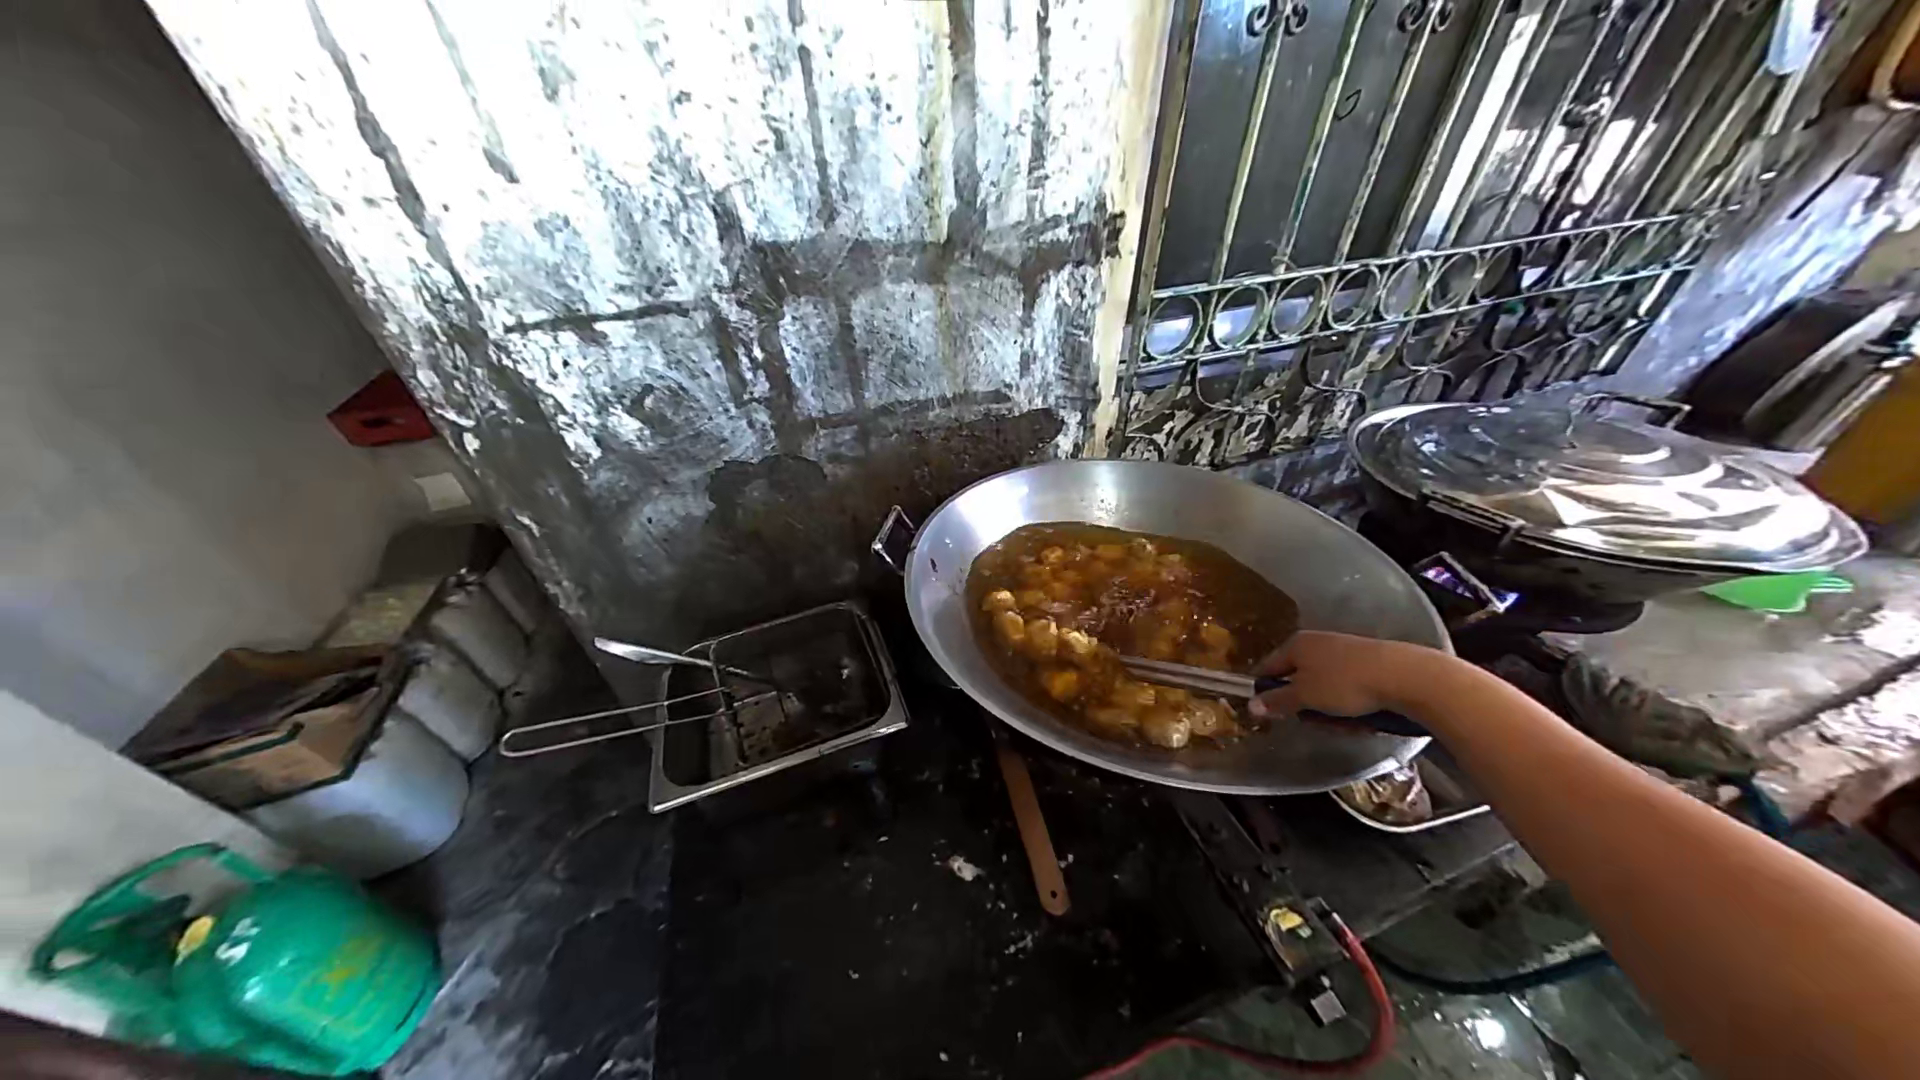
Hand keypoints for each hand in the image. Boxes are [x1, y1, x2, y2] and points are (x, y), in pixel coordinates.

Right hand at [1248, 630, 1444, 719]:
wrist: (1405, 676)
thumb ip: (1277, 701)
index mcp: (1295, 644)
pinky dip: (1349, 702)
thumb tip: (1250, 705)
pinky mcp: (1366, 662)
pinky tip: (1362, 714)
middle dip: (1304, 703)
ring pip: (1323, 685)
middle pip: (1297, 678)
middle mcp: (1316, 642)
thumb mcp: (1306, 697)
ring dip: (1328, 707)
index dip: (1265, 690)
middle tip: (1314, 719)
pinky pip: (1346, 685)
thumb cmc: (1345, 683)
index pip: (1268, 667)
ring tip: (1343, 721)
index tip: (1270, 711)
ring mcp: (1343, 651)